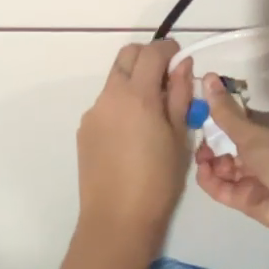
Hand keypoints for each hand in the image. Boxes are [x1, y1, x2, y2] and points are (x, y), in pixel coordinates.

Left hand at [76, 40, 193, 244]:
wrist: (116, 219)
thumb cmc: (158, 180)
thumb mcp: (179, 137)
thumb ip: (181, 96)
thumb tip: (183, 65)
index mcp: (138, 95)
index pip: (152, 52)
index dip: (168, 49)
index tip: (180, 58)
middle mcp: (111, 96)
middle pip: (127, 56)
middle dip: (147, 57)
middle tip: (167, 79)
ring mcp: (94, 112)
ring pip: (115, 80)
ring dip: (134, 81)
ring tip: (153, 113)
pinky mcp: (85, 129)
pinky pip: (106, 104)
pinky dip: (122, 104)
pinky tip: (133, 135)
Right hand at [193, 73, 268, 243]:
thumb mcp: (252, 131)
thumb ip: (225, 111)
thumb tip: (207, 76)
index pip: (239, 118)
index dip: (218, 114)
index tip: (196, 109)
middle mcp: (262, 150)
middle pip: (228, 142)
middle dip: (210, 139)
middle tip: (196, 137)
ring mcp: (253, 175)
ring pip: (223, 164)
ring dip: (209, 159)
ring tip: (202, 158)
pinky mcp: (245, 198)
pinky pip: (222, 186)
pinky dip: (210, 178)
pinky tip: (202, 171)